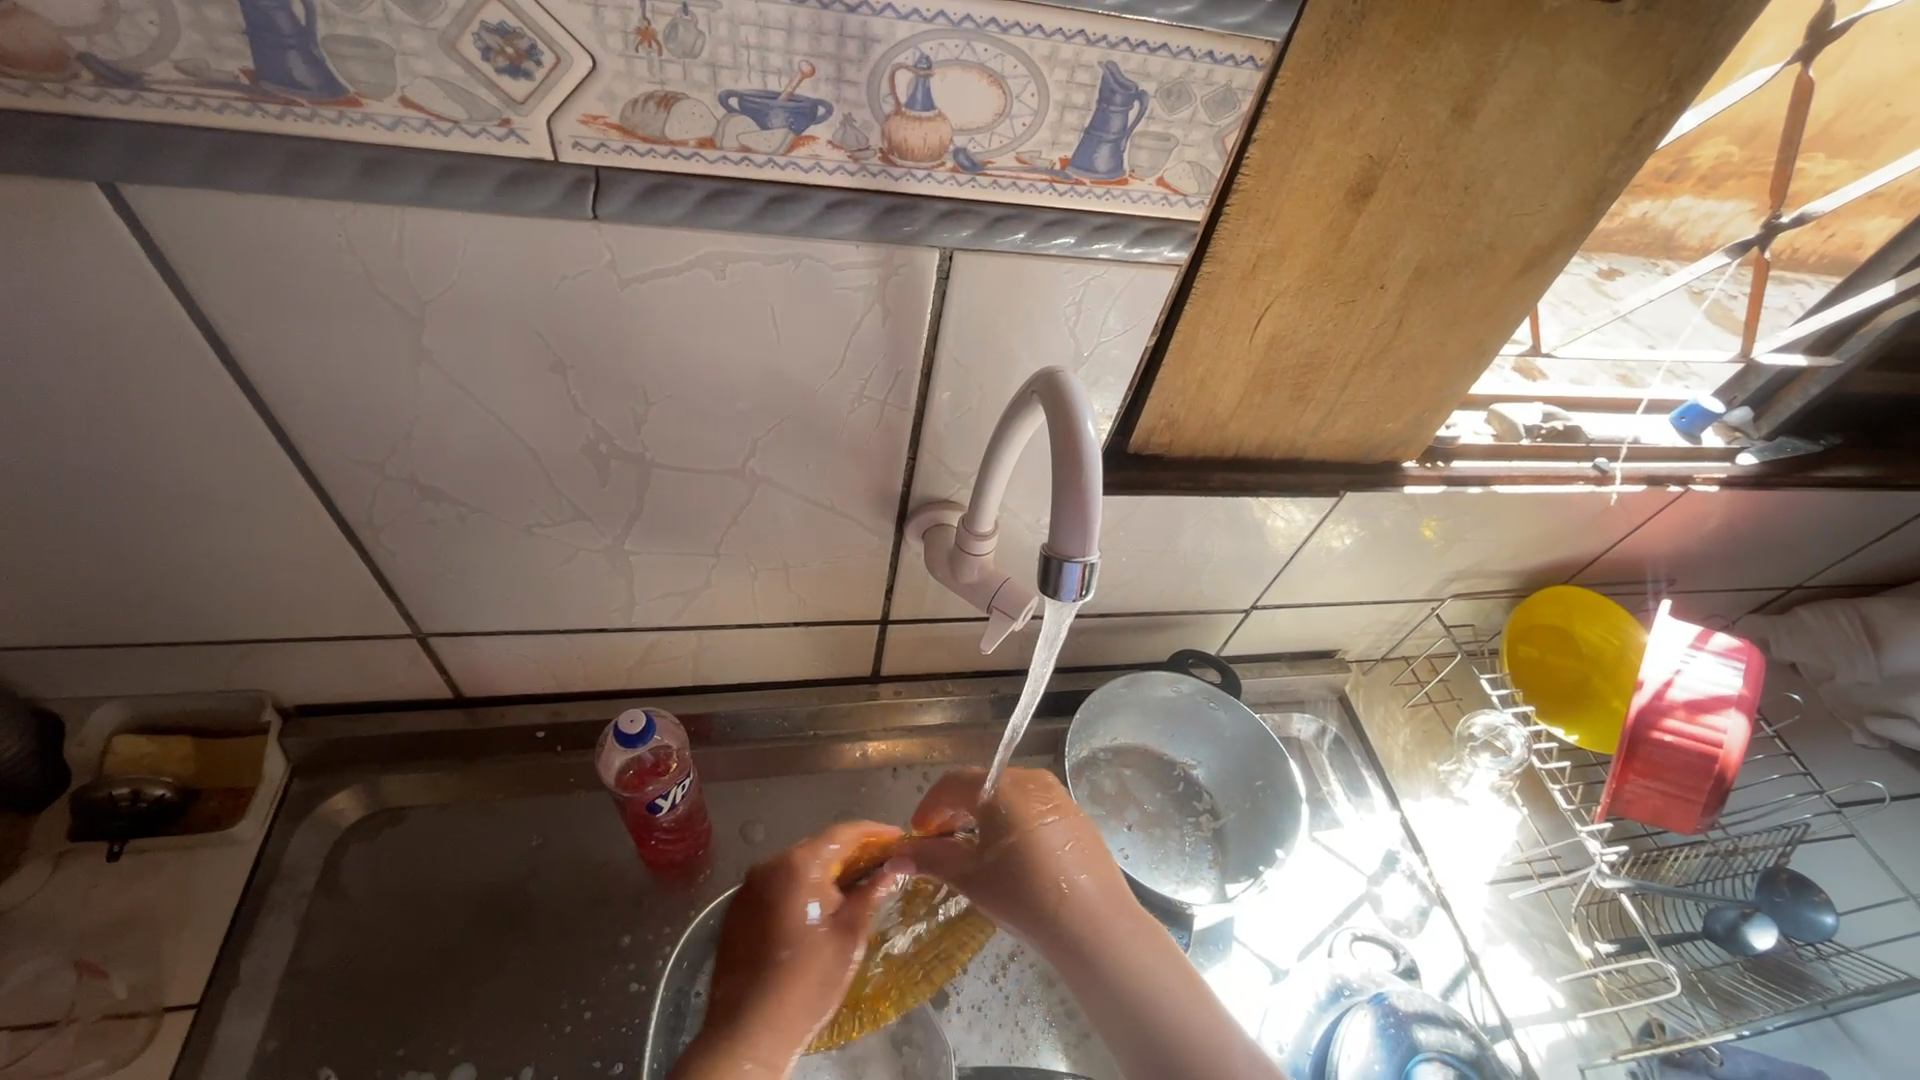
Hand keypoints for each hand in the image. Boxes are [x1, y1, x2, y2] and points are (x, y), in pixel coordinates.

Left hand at [673, 822, 908, 1079]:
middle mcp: (768, 866)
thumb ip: (871, 892)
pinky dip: (800, 888)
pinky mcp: (737, 910)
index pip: (843, 833)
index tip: (898, 837)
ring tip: (853, 885)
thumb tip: (896, 866)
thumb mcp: (849, 935)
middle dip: (850, 852)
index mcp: (798, 865)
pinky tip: (817, 908)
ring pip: (795, 866)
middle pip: (817, 847)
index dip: (874, 832)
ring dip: (824, 871)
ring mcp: (747, 888)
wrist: (749, 1031)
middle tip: (881, 863)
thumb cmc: (809, 980)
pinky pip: (776, 886)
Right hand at [901, 767, 1134, 951]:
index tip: (918, 835)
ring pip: (1007, 794)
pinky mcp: (1074, 814)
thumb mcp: (971, 878)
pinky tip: (1009, 854)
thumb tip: (896, 857)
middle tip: (939, 842)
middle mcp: (1030, 779)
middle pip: (980, 784)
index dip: (929, 807)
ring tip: (972, 849)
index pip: (952, 783)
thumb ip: (932, 860)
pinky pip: (1031, 806)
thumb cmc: (1025, 896)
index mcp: (1001, 787)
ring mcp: (1057, 794)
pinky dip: (1010, 820)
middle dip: (954, 810)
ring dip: (982, 814)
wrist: (1094, 924)